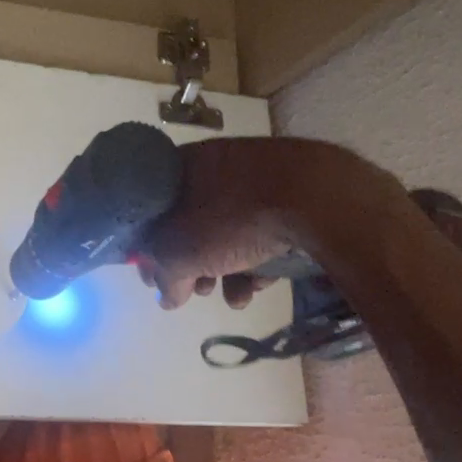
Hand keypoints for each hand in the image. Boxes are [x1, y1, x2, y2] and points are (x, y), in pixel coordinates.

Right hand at [138, 136, 410, 309]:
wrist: (314, 196)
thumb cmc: (231, 218)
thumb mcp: (179, 255)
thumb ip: (165, 277)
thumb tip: (167, 298)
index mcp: (179, 167)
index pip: (150, 211)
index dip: (148, 249)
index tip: (156, 279)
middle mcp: (214, 164)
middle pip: (191, 225)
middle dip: (193, 265)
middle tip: (197, 290)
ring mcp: (255, 174)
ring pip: (228, 230)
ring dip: (226, 270)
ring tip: (235, 298)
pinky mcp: (291, 191)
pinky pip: (262, 228)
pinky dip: (259, 258)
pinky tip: (263, 284)